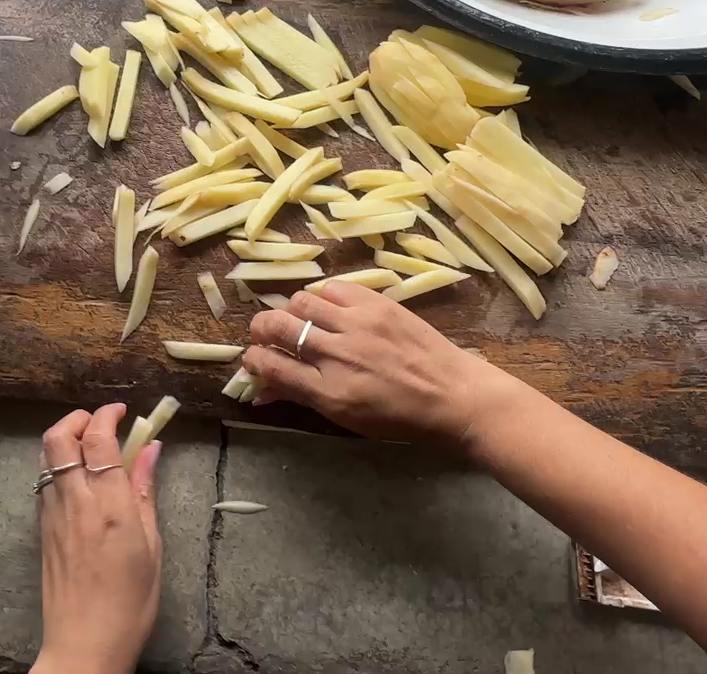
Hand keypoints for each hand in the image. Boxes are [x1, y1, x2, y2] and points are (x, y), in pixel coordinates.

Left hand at [32, 403, 161, 673]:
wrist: (83, 649)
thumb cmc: (130, 602)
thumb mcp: (151, 546)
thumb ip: (145, 491)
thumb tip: (151, 448)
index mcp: (108, 505)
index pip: (98, 439)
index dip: (107, 414)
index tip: (122, 411)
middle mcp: (75, 501)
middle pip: (58, 436)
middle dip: (78, 418)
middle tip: (101, 423)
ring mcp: (52, 514)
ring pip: (46, 455)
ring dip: (65, 438)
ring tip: (90, 447)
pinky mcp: (41, 528)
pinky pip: (44, 480)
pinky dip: (58, 463)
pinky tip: (78, 477)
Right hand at [240, 281, 509, 450]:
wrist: (454, 395)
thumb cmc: (399, 417)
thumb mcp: (346, 418)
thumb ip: (301, 397)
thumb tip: (261, 389)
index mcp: (329, 392)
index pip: (271, 366)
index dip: (252, 360)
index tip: (252, 359)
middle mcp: (338, 354)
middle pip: (277, 327)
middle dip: (260, 329)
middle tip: (264, 334)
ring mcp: (357, 324)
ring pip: (301, 301)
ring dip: (292, 311)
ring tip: (300, 320)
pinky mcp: (376, 303)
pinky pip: (333, 288)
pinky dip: (324, 297)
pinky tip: (330, 309)